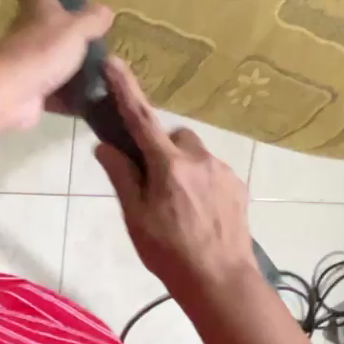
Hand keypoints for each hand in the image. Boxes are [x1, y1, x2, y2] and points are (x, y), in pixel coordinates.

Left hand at [0, 0, 113, 129]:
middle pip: (41, 29)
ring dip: (65, 69)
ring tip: (95, 71)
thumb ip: (92, 20)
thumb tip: (106, 11)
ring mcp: (26, 67)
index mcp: (37, 12)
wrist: (13, 94)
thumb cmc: (43, 52)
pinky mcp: (29, 95)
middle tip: (86, 37)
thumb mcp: (76, 29)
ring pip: (48, 64)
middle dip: (59, 32)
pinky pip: (53, 95)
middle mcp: (27, 36)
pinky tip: (88, 100)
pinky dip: (68, 98)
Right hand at [94, 57, 256, 294]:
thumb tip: (105, 146)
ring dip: (179, 165)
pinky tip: (196, 211)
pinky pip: (210, 169)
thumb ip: (122, 177)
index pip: (141, 118)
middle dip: (159, 149)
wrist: (220, 279)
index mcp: (168, 165)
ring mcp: (222, 170)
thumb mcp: (135, 218)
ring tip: (175, 205)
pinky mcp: (237, 184)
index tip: (114, 63)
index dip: (125, 89)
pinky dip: (198, 180)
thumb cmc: (168, 253)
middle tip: (149, 183)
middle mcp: (199, 158)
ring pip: (193, 153)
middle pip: (172, 136)